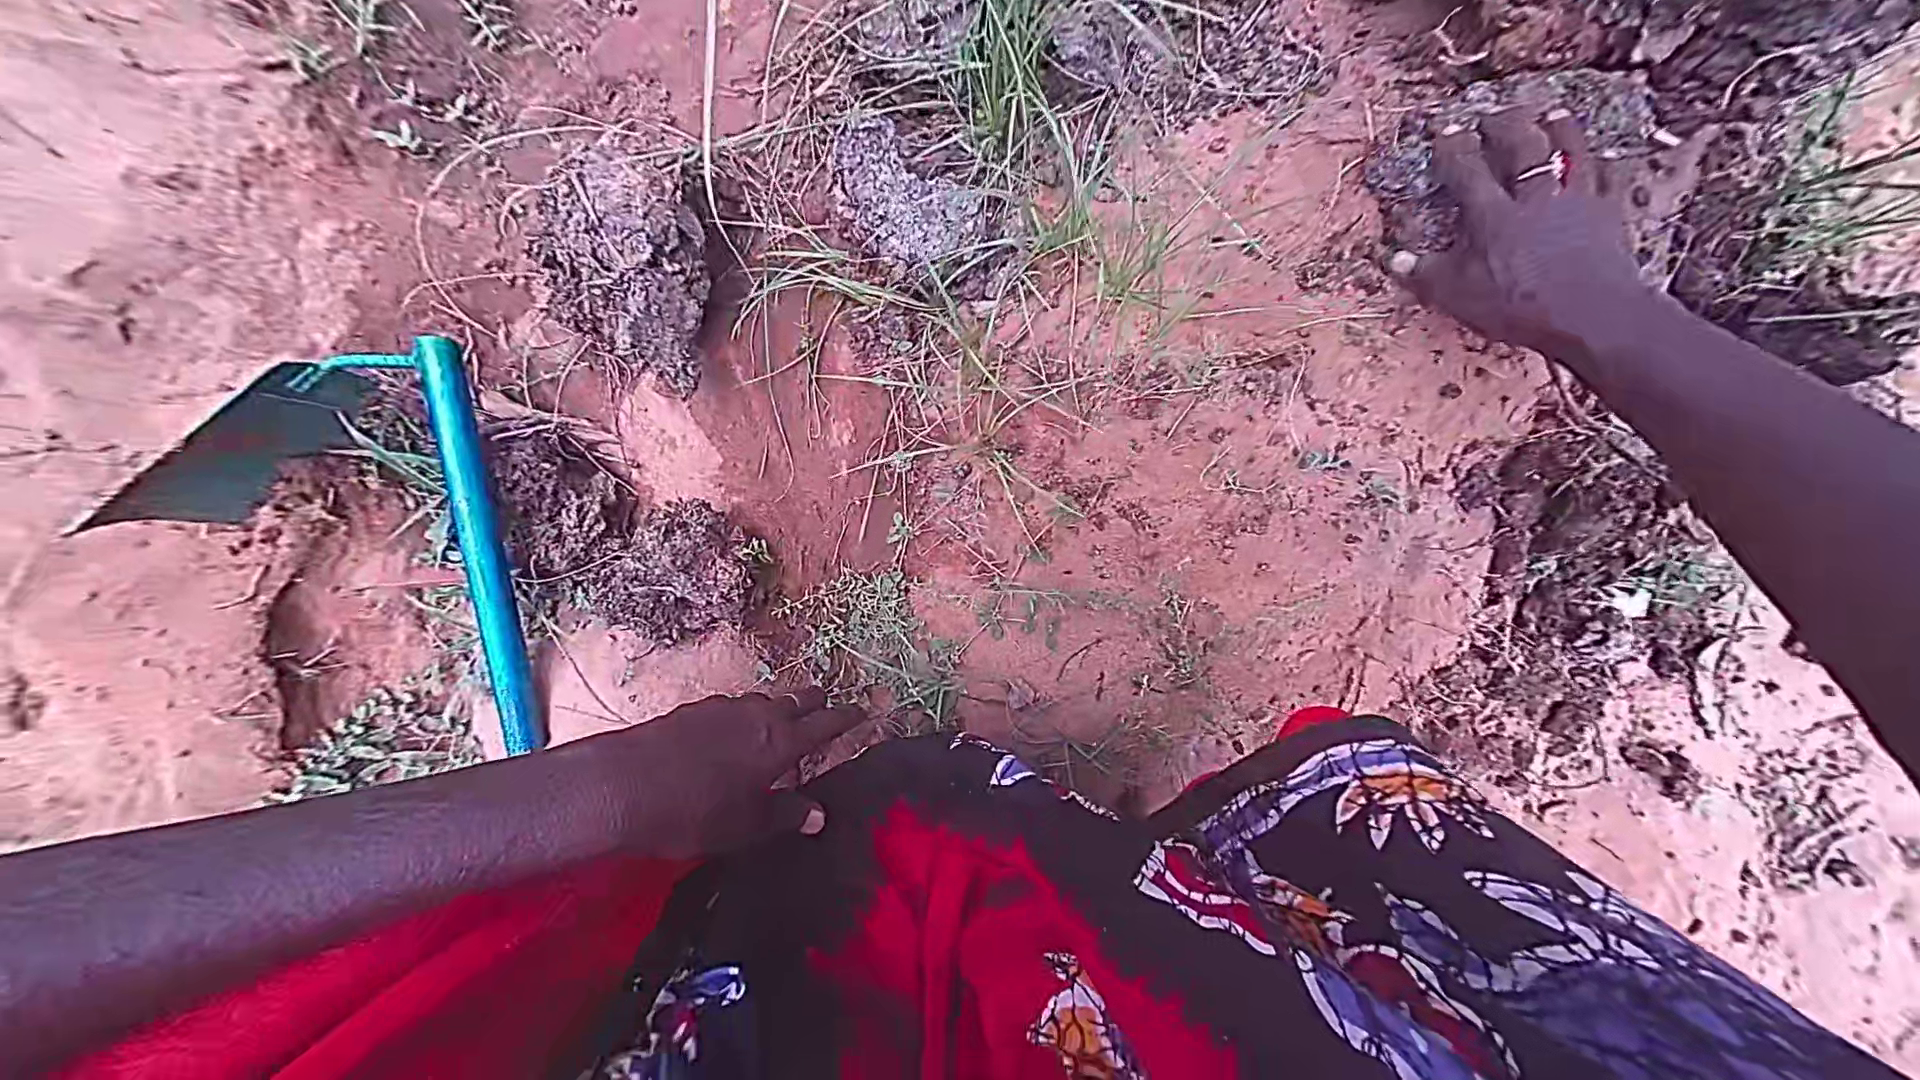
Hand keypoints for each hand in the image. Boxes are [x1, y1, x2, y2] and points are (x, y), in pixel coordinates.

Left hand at [574, 689, 865, 858]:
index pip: (826, 724)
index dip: (847, 717)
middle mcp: (759, 716)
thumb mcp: (744, 826)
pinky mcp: (695, 709)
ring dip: (780, 707)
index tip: (863, 710)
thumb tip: (819, 815)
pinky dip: (746, 714)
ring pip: (766, 700)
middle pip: (798, 700)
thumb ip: (785, 816)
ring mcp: (726, 708)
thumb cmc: (694, 812)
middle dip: (817, 702)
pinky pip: (735, 707)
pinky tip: (733, 730)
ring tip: (781, 721)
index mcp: (781, 742)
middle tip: (827, 706)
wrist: (622, 784)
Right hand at [1391, 109, 1654, 355]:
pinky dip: (1600, 157)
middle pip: (1522, 146)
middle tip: (1493, 114)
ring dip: (1558, 126)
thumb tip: (1393, 258)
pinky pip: (1607, 171)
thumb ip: (1424, 273)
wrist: (1588, 313)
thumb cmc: (1514, 306)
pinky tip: (1595, 153)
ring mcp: (1577, 199)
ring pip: (1569, 148)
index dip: (1455, 149)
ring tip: (1549, 112)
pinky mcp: (1608, 209)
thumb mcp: (1455, 296)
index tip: (1446, 131)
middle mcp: (1535, 198)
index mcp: (1493, 218)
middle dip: (1505, 125)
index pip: (1468, 172)